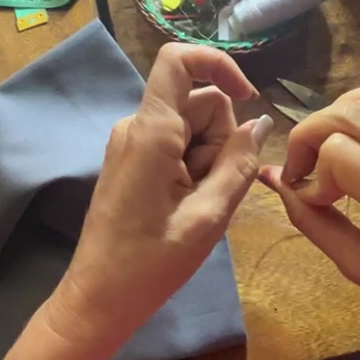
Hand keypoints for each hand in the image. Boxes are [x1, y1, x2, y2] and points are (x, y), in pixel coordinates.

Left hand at [46, 44, 273, 350]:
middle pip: (199, 104)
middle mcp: (137, 126)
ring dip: (208, 160)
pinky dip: (194, 169)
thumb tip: (261, 121)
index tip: (250, 98)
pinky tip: (186, 208)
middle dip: (220, 141)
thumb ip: (239, 163)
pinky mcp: (133, 159)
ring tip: (196, 208)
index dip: (218, 64)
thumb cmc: (151, 263)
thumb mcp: (209, 216)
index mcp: (150, 131)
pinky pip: (177, 145)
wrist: (98, 299)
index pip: (177, 61)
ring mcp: (132, 142)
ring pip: (193, 127)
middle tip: (211, 196)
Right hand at [257, 83, 359, 358]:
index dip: (310, 169)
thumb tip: (271, 176)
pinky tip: (353, 143)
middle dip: (313, 131)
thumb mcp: (358, 267)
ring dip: (339, 113)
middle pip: (355, 112)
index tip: (310, 199)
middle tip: (304, 168)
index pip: (340, 151)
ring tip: (326, 147)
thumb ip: (311, 218)